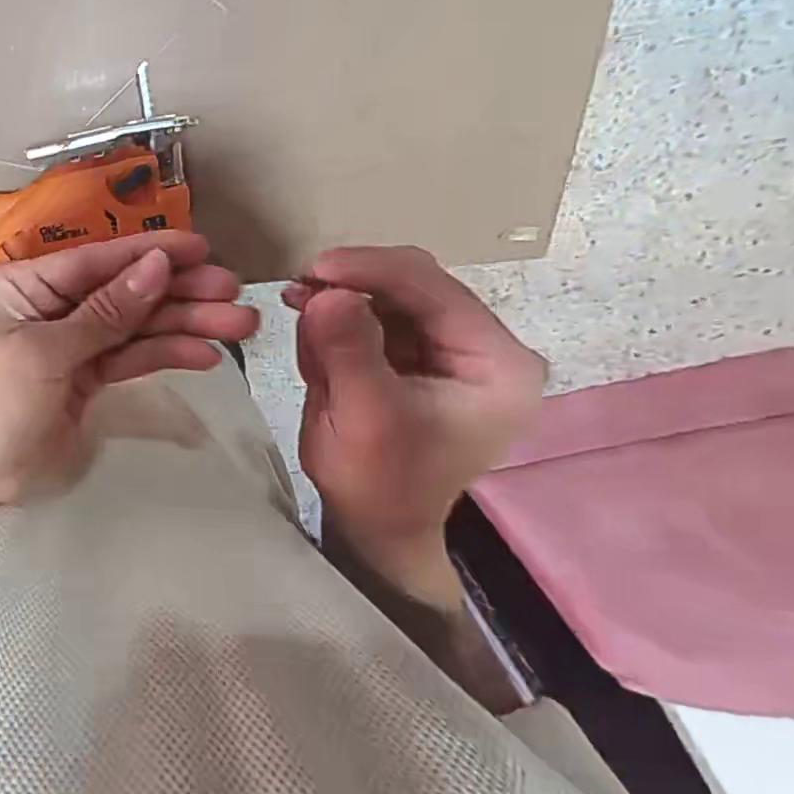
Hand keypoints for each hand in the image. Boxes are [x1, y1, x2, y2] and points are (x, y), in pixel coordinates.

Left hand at [0, 232, 258, 511]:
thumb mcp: (44, 353)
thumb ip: (103, 314)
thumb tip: (155, 264)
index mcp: (22, 288)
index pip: (93, 262)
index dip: (147, 253)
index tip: (202, 247)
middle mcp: (45, 308)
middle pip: (120, 292)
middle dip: (177, 292)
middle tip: (234, 293)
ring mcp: (66, 345)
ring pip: (131, 326)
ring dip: (183, 324)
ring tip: (239, 325)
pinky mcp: (81, 378)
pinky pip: (127, 358)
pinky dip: (163, 355)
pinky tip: (204, 354)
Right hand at [285, 246, 545, 600]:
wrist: (375, 525)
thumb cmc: (378, 481)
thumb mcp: (362, 417)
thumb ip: (349, 352)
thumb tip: (325, 292)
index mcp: (495, 362)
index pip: (434, 290)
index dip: (373, 270)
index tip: (315, 268)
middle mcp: (480, 348)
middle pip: (412, 288)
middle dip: (352, 288)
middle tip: (298, 294)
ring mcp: (446, 353)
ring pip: (386, 301)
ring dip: (338, 310)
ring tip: (305, 338)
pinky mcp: (413, 361)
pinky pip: (371, 323)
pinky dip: (336, 328)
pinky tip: (315, 350)